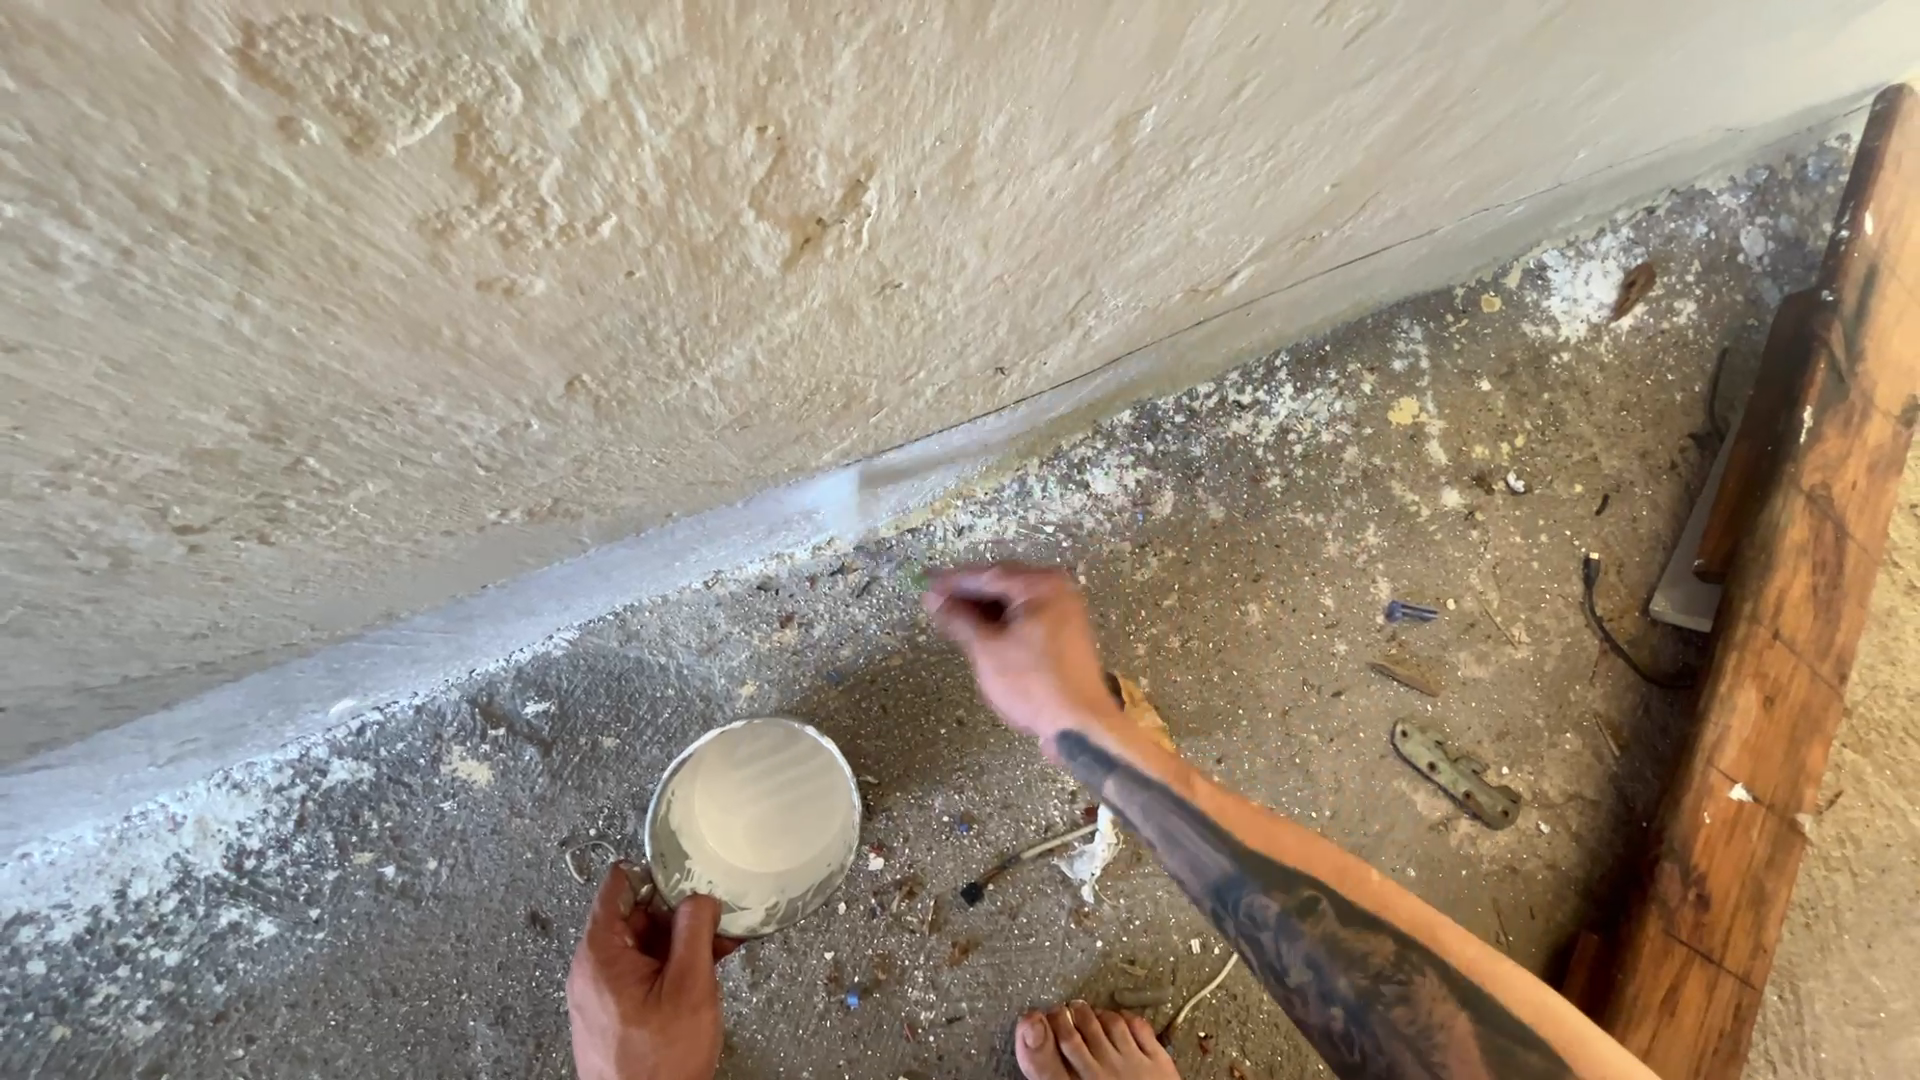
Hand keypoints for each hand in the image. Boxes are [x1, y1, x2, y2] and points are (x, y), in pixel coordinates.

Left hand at [567, 864, 741, 1079]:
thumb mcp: (689, 984)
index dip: (654, 870)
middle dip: (679, 911)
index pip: (618, 885)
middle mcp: (595, 969)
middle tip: (717, 914)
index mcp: (600, 954)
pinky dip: (677, 963)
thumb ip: (694, 928)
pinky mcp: (618, 1010)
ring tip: (722, 944)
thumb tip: (699, 896)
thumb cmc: (660, 1061)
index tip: (686, 866)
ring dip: (685, 939)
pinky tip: (710, 966)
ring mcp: (605, 991)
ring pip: (647, 942)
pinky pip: (648, 969)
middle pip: (638, 914)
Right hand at [921, 563, 1122, 743]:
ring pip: (1013, 601)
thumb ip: (958, 618)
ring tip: (950, 617)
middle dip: (967, 594)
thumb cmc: (1032, 682)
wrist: (1080, 724)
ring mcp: (1063, 610)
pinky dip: (1001, 621)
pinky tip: (978, 631)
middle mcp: (1057, 589)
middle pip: (1002, 584)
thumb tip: (933, 598)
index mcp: (1041, 585)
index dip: (953, 581)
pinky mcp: (1063, 632)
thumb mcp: (987, 648)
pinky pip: (1024, 616)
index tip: (926, 583)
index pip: (987, 574)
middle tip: (934, 600)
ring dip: (982, 608)